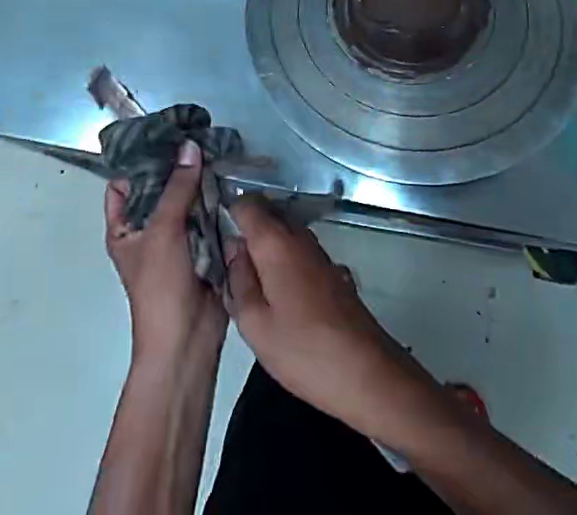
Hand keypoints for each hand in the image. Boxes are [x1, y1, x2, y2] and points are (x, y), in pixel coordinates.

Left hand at [105, 141, 225, 362]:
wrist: (187, 338)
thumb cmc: (160, 286)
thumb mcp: (163, 231)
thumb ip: (178, 188)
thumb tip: (190, 147)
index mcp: (124, 227)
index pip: (124, 183)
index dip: (139, 159)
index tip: (162, 132)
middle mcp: (148, 228)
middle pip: (161, 187)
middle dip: (178, 165)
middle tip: (199, 132)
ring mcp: (177, 237)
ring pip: (187, 199)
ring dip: (201, 179)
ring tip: (219, 146)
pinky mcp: (203, 244)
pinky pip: (208, 214)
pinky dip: (217, 198)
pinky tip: (231, 175)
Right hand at [223, 196, 448, 445]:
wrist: (366, 372)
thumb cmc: (303, 350)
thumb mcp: (254, 323)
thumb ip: (237, 279)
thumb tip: (232, 249)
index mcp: (276, 242)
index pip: (247, 204)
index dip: (226, 212)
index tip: (210, 232)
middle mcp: (300, 237)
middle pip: (267, 215)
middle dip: (245, 229)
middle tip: (223, 261)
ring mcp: (320, 253)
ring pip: (284, 235)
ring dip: (265, 247)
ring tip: (245, 280)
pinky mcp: (332, 271)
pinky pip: (299, 252)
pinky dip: (283, 261)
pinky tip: (276, 293)